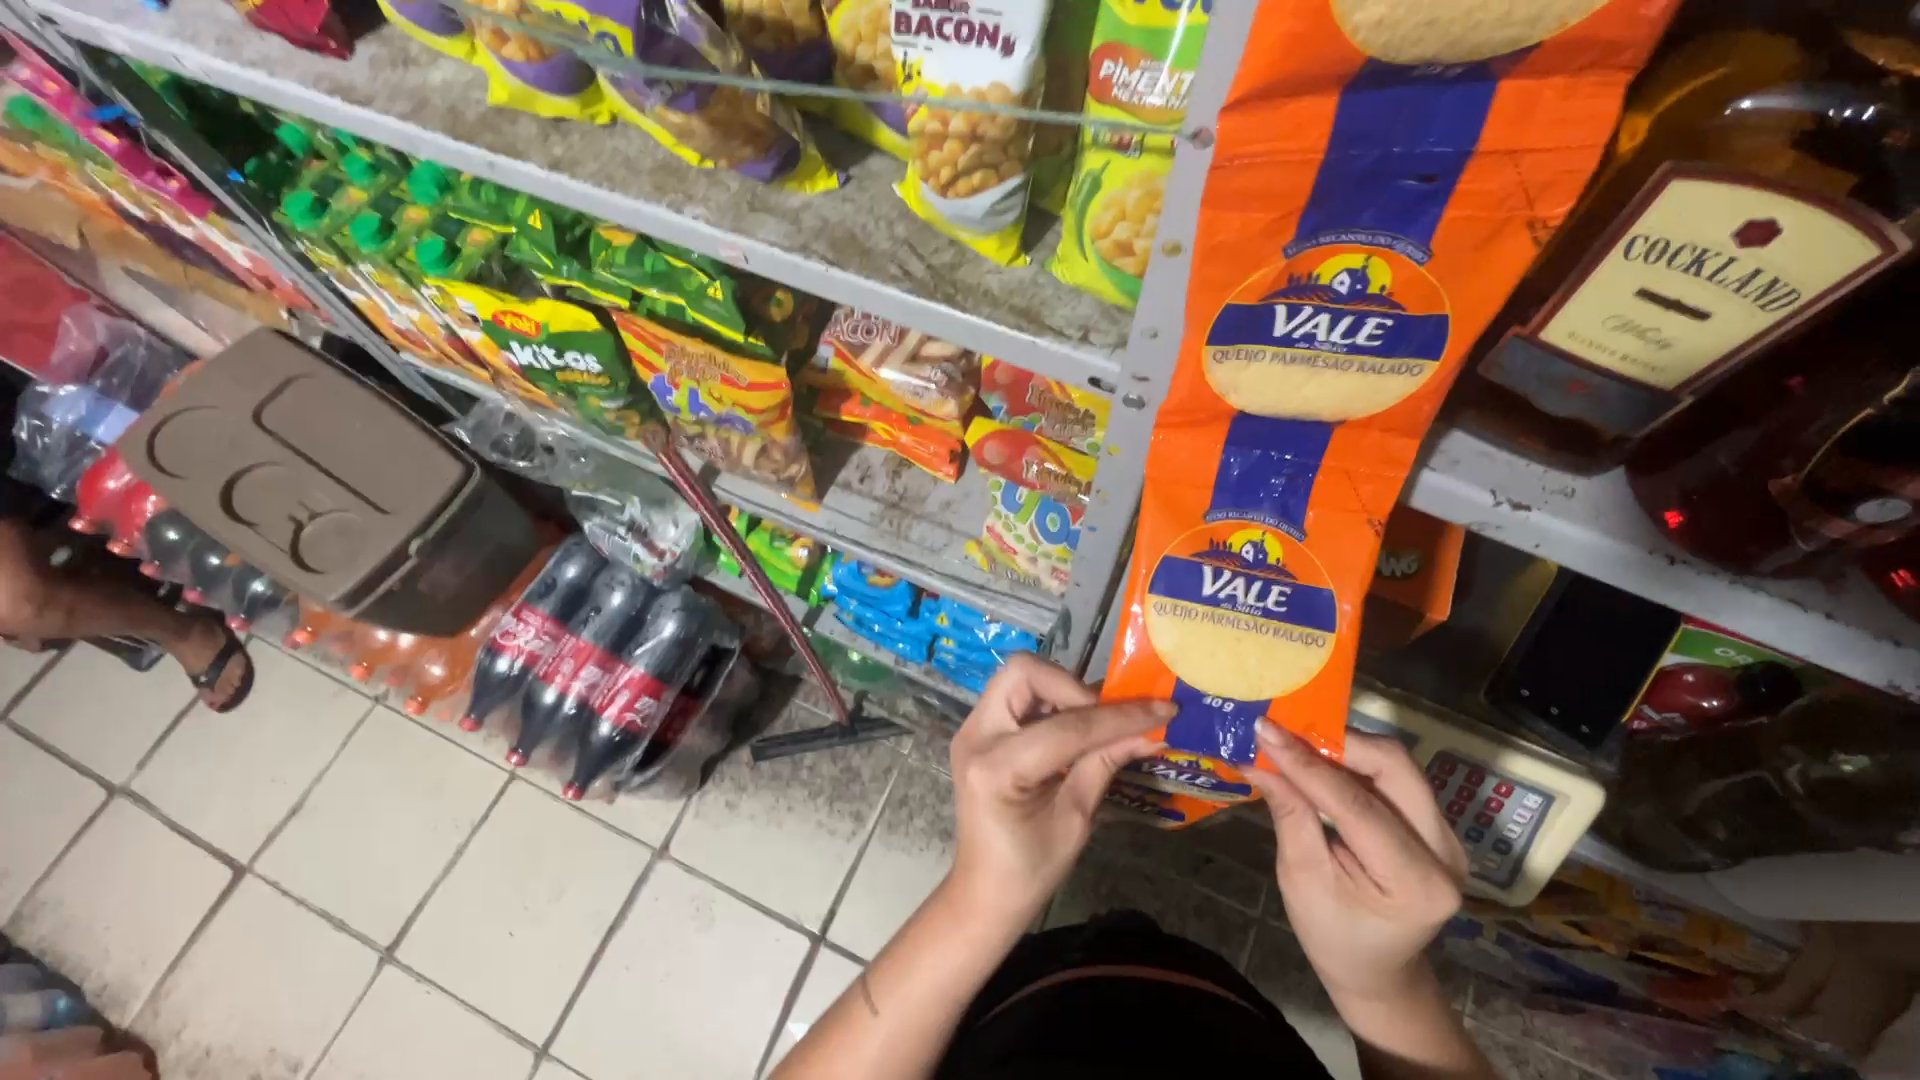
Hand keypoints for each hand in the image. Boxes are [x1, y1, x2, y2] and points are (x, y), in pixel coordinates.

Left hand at [946, 655, 1174, 924]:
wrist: (984, 891)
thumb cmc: (1030, 869)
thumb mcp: (1076, 819)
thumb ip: (1105, 764)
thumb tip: (1152, 731)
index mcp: (997, 770)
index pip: (1067, 727)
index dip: (1119, 717)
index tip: (1162, 710)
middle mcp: (976, 736)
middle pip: (1024, 672)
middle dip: (1074, 685)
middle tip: (1108, 716)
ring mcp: (972, 729)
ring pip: (1020, 676)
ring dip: (1063, 690)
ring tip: (1096, 721)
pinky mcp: (980, 729)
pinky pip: (1018, 694)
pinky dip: (1052, 701)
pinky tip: (1077, 726)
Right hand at [1245, 721, 1467, 1009]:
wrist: (1376, 968)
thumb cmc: (1332, 934)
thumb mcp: (1301, 880)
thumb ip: (1289, 815)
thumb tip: (1257, 758)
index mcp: (1416, 882)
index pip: (1357, 805)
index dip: (1307, 764)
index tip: (1264, 730)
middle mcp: (1444, 851)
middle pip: (1395, 767)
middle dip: (1337, 742)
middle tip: (1285, 731)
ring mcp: (1446, 834)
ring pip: (1396, 764)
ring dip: (1344, 747)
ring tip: (1296, 742)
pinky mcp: (1434, 823)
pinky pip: (1393, 776)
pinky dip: (1352, 761)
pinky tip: (1318, 760)